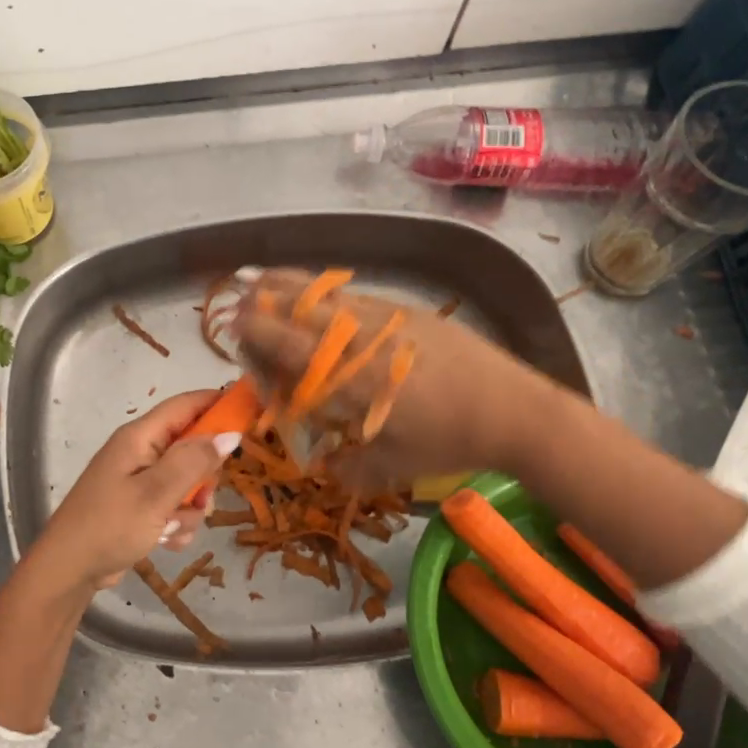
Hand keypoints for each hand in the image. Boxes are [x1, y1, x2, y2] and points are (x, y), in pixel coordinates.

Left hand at [31, 390, 242, 590]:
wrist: (70, 570)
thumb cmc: (110, 525)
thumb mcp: (156, 494)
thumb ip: (193, 462)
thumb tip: (230, 434)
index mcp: (140, 437)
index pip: (186, 406)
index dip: (218, 405)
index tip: (251, 414)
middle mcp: (140, 452)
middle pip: (192, 448)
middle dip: (203, 477)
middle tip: (200, 497)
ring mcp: (139, 481)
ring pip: (187, 483)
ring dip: (190, 508)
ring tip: (173, 527)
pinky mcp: (140, 507)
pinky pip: (174, 507)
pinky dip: (177, 524)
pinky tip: (166, 541)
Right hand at [235, 268, 563, 489]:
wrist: (515, 411)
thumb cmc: (449, 442)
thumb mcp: (391, 466)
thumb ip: (347, 468)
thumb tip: (321, 464)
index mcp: (349, 376)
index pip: (288, 344)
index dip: (255, 333)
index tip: (233, 329)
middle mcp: (360, 338)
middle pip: (300, 306)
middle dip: (263, 300)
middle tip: (239, 298)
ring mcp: (385, 318)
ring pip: (326, 293)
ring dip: (290, 287)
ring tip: (264, 280)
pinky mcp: (407, 311)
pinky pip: (354, 295)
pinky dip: (326, 293)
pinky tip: (321, 297)